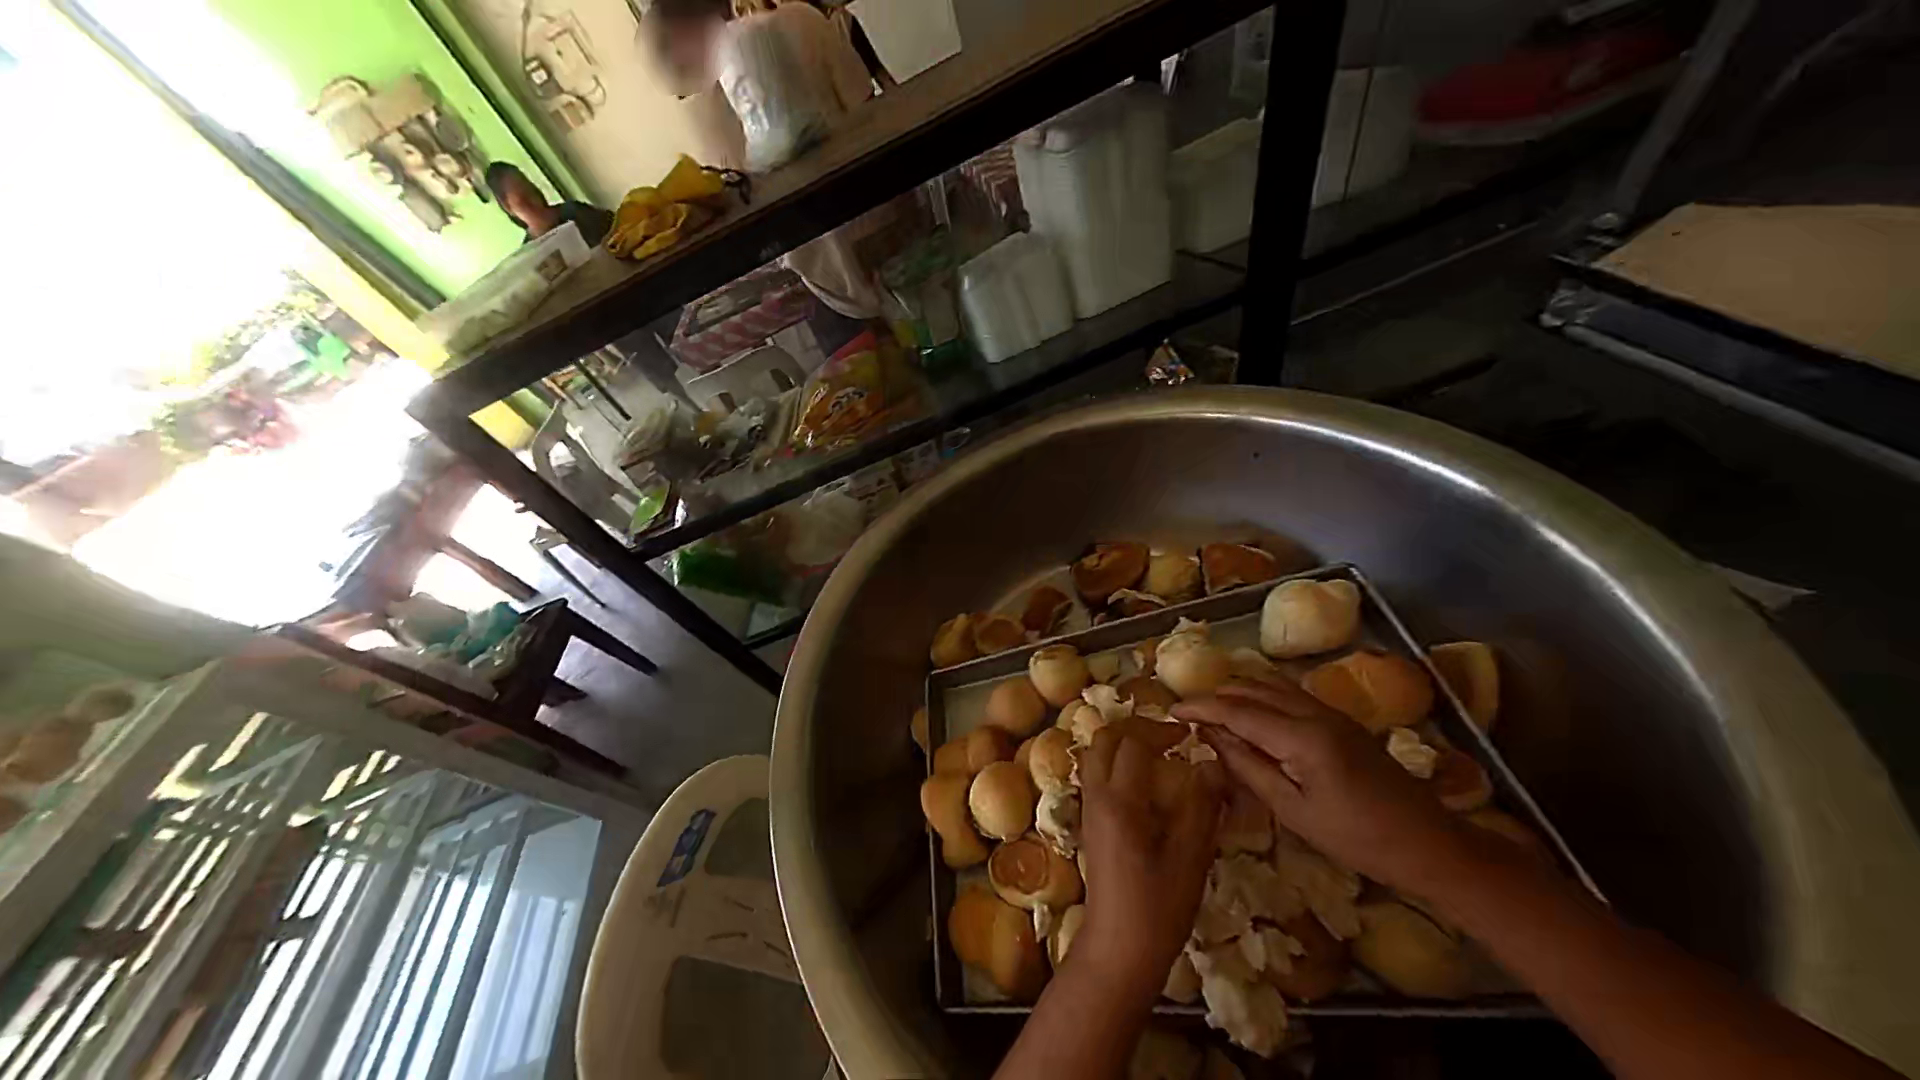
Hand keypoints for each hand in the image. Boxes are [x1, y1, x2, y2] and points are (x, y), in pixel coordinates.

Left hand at [1074, 726, 1223, 993]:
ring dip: (1124, 742)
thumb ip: (1200, 806)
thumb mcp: (1190, 858)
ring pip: (1096, 754)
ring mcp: (1088, 809)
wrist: (1117, 949)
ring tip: (1161, 751)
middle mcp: (1096, 796)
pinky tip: (1147, 781)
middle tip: (1171, 735)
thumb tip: (1212, 763)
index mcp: (1119, 800)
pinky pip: (1097, 774)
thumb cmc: (1157, 908)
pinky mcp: (1089, 823)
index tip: (1190, 734)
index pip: (1133, 743)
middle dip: (1137, 727)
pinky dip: (1117, 762)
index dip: (1162, 730)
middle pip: (1105, 739)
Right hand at [1173, 680, 1468, 894]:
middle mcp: (1313, 712)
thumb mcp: (1293, 810)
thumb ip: (1248, 766)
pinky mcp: (1340, 719)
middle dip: (1215, 695)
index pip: (1236, 709)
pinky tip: (1251, 714)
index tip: (1169, 711)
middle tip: (1187, 714)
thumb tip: (1211, 735)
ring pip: (1270, 685)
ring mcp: (1330, 712)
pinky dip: (1260, 696)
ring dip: (1237, 691)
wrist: (1430, 844)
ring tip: (1212, 710)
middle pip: (1251, 688)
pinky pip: (1289, 694)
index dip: (1199, 707)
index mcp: (1301, 735)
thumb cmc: (1358, 838)